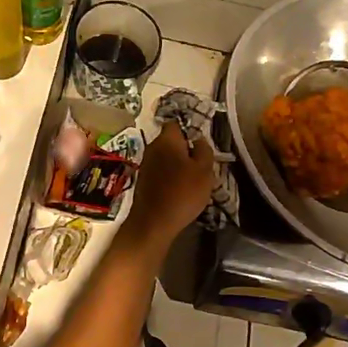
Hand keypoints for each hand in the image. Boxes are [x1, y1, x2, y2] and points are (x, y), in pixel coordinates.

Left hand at [124, 123, 216, 243]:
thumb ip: (204, 150)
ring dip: (177, 164)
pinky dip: (169, 176)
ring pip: (166, 157)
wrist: (153, 223)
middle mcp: (152, 147)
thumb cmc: (182, 193)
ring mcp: (145, 164)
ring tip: (191, 179)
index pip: (176, 123)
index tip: (200, 143)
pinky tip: (179, 190)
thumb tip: (198, 139)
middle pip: (171, 141)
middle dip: (185, 149)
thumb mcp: (204, 170)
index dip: (189, 130)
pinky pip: (160, 171)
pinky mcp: (143, 180)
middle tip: (200, 164)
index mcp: (167, 140)